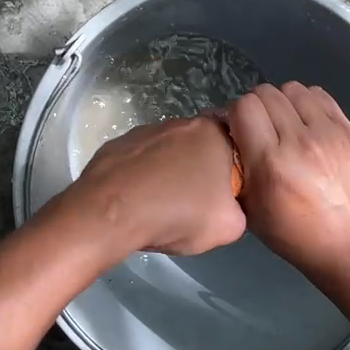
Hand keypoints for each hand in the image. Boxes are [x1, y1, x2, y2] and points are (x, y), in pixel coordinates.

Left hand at [65, 117, 245, 256]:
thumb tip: (228, 208)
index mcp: (213, 133)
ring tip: (161, 205)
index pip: (234, 145)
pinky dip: (140, 177)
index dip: (231, 171)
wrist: (111, 213)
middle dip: (199, 171)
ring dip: (168, 172)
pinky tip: (136, 201)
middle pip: (198, 146)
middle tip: (194, 202)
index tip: (223, 194)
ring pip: (166, 152)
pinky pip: (138, 161)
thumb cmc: (178, 213)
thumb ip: (238, 211)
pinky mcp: (116, 144)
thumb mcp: (228, 226)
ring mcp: (144, 131)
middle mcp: (179, 123)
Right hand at [228, 82, 349, 278]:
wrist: (345, 243)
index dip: (236, 115)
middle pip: (266, 93)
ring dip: (282, 102)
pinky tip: (305, 123)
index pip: (243, 107)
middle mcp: (299, 141)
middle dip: (257, 107)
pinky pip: (319, 95)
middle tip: (261, 128)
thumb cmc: (290, 231)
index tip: (239, 130)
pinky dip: (306, 103)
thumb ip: (236, 163)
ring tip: (284, 124)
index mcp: (270, 162)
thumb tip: (229, 129)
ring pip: (292, 89)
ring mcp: (328, 133)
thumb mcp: (248, 205)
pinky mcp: (348, 130)